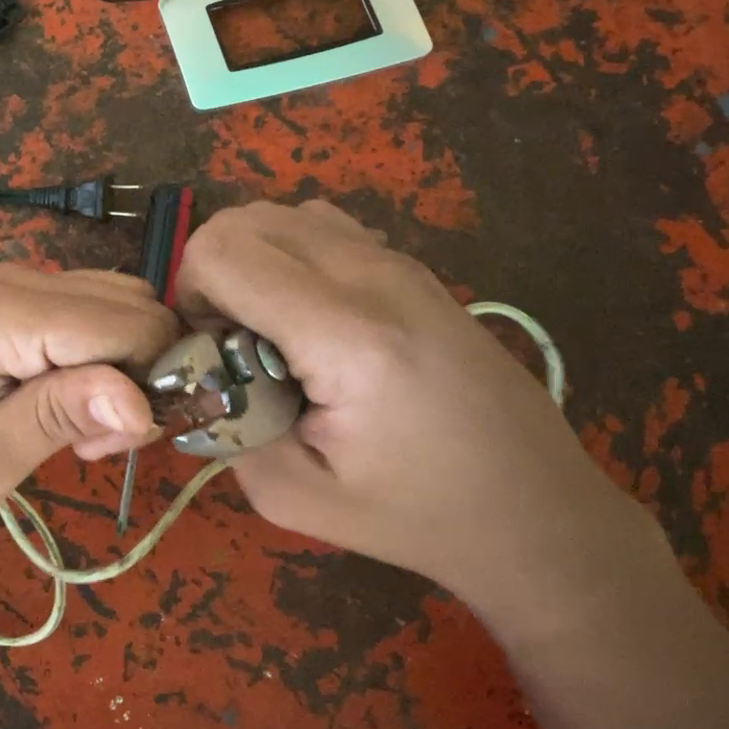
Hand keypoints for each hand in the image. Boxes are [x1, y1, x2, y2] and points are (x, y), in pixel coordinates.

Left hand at [0, 265, 177, 548]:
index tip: (112, 446)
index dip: (149, 383)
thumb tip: (144, 397)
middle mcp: (9, 280)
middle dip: (138, 376)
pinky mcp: (7, 299)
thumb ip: (57, 418)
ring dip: (120, 369)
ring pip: (118, 305)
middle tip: (92, 445)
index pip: (128, 323)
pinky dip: (97, 357)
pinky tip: (61, 405)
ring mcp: (8, 283)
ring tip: (75, 433)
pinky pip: (87, 311)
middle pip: (131, 307)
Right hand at [174, 201, 664, 618]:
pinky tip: (303, 314)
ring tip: (264, 326)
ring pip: (277, 213)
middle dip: (209, 273)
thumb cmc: (416, 515)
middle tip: (227, 340)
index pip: (221, 254)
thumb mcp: (291, 496)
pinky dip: (286, 253)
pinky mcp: (412, 266)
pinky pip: (318, 225)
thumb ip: (221, 426)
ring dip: (247, 259)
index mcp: (345, 337)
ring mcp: (399, 263)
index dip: (190, 295)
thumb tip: (196, 374)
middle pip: (242, 221)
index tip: (208, 350)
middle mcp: (373, 278)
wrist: (539, 514)